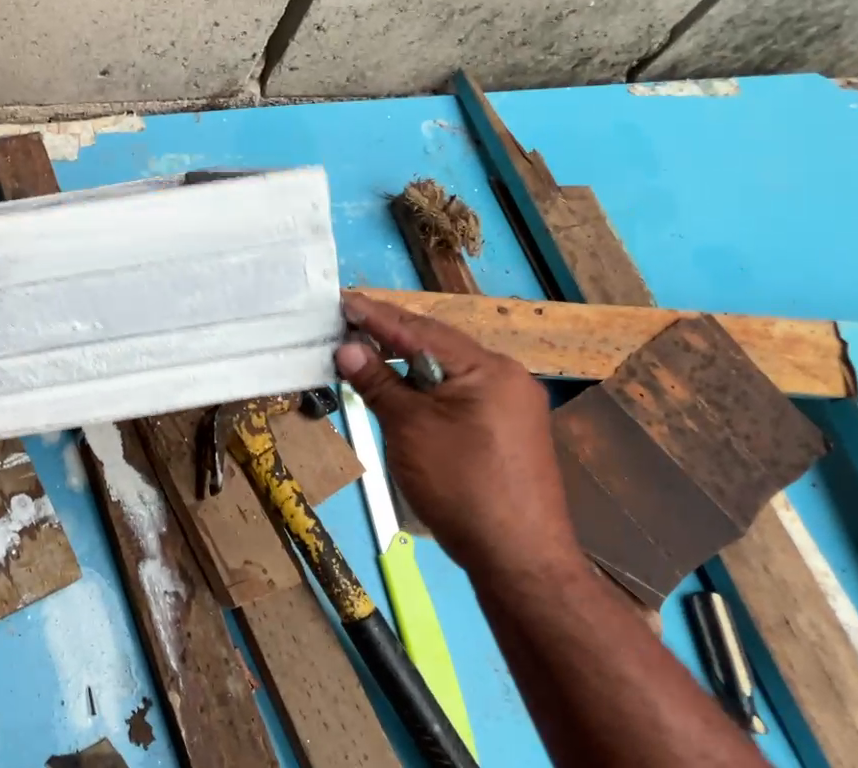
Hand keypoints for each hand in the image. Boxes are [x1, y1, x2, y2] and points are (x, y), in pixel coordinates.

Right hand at [335, 292, 585, 585]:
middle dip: (388, 334)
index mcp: (488, 369)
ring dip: (401, 362)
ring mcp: (507, 405)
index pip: (420, 330)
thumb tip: (347, 347)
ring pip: (444, 369)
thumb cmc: (461, 485)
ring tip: (359, 351)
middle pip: (435, 345)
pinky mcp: (501, 430)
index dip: (376, 316)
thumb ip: (377, 382)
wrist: (518, 557)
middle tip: (343, 321)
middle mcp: (504, 378)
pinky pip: (453, 392)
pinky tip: (395, 388)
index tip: (340, 300)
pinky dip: (419, 385)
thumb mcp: (409, 428)